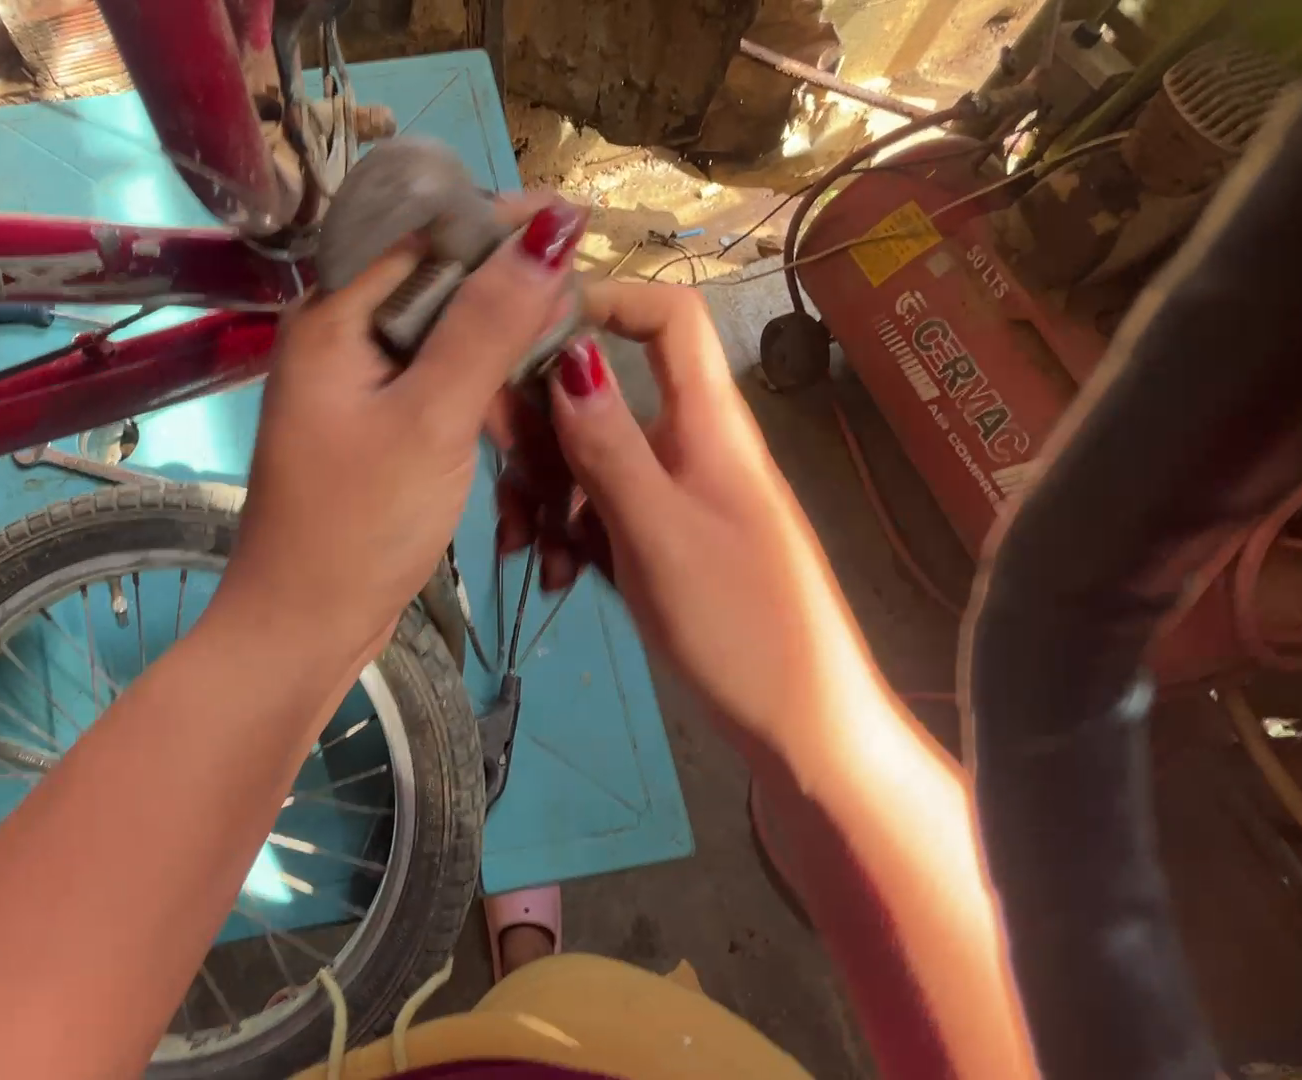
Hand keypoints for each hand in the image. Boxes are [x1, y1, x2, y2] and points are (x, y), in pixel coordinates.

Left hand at [213, 200, 586, 667]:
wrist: (303, 628)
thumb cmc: (360, 526)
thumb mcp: (432, 419)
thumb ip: (489, 323)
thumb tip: (550, 227)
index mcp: (333, 315)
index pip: (424, 234)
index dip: (500, 223)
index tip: (575, 226)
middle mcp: (339, 337)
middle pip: (437, 284)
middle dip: (508, 293)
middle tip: (580, 308)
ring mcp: (356, 387)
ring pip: (444, 340)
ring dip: (501, 354)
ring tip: (565, 362)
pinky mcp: (375, 428)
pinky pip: (437, 388)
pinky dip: (480, 398)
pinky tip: (523, 418)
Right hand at [503, 282, 858, 747]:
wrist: (797, 724)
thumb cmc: (740, 625)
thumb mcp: (660, 533)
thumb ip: (610, 447)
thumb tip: (568, 355)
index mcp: (707, 426)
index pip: (670, 318)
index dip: (607, 301)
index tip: (529, 332)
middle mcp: (687, 447)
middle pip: (602, 397)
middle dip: (542, 434)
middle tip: (504, 487)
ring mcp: (672, 496)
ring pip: (590, 461)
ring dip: (548, 497)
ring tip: (528, 554)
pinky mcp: (660, 541)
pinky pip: (600, 512)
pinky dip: (570, 535)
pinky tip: (558, 577)